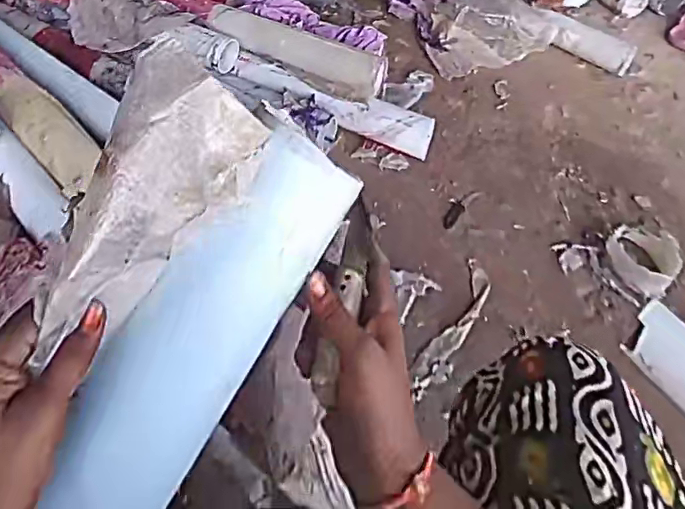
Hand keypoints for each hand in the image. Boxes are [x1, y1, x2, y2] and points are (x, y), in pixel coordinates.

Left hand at [0, 301, 104, 508]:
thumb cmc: (0, 478)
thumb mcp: (45, 411)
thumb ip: (72, 358)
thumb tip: (93, 313)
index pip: (35, 315)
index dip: (68, 311)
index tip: (97, 308)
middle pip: (32, 330)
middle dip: (63, 335)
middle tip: (93, 338)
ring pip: (31, 352)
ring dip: (56, 356)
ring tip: (78, 364)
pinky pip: (26, 372)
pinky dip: (46, 375)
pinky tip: (59, 388)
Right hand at [304, 246, 430, 505]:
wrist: (378, 464)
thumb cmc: (380, 404)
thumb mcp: (358, 353)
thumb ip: (333, 315)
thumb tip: (313, 277)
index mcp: (382, 317)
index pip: (373, 269)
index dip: (361, 246)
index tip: (342, 221)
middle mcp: (366, 328)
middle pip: (339, 292)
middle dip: (321, 294)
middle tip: (302, 291)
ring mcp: (348, 351)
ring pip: (321, 320)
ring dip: (311, 332)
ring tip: (311, 353)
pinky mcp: (332, 372)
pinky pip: (313, 348)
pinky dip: (306, 355)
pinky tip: (308, 370)